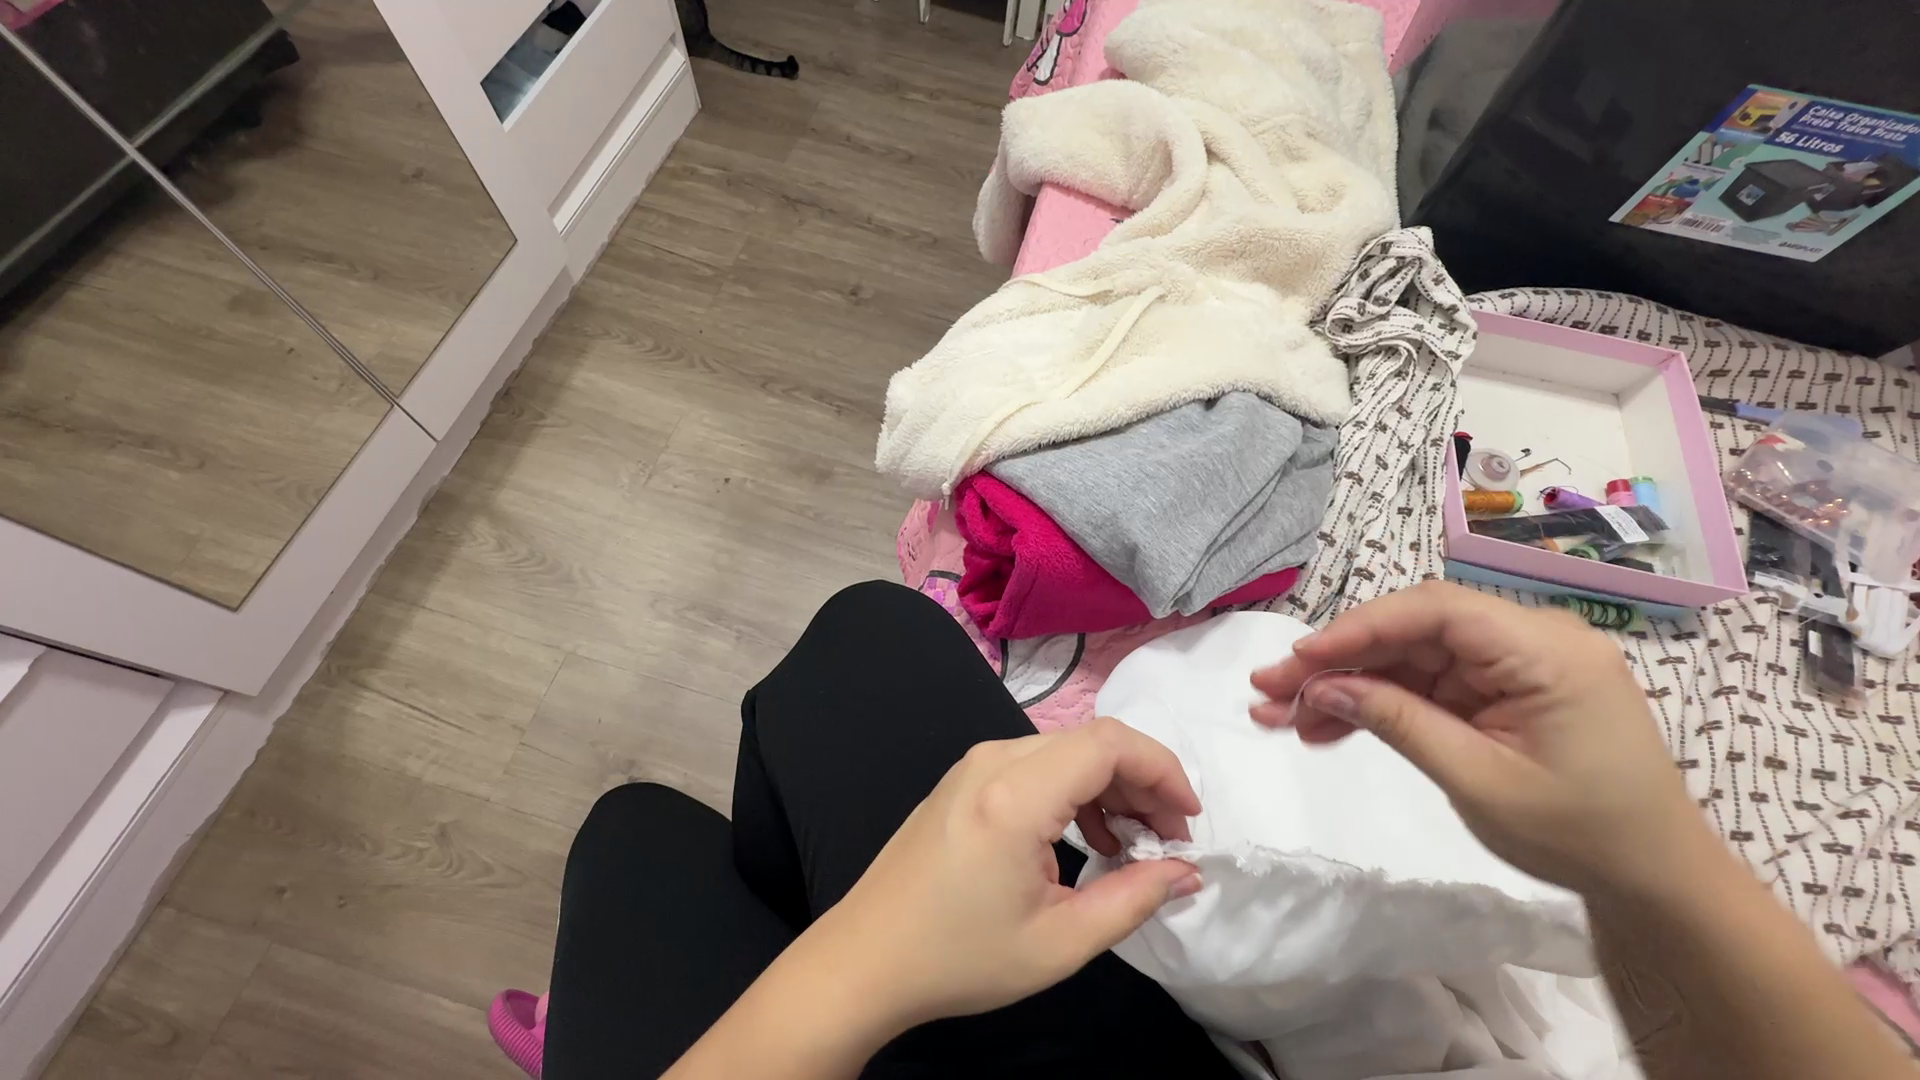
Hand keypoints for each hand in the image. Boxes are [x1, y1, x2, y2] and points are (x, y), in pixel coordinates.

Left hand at [806, 717, 1202, 1030]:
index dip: (1163, 770)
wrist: (866, 957)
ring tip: (1136, 843)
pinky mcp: (965, 779)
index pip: (1109, 744)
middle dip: (1143, 782)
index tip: (1188, 821)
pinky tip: (1089, 838)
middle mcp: (994, 761)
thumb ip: (1132, 899)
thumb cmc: (961, 957)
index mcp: (1015, 794)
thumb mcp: (1059, 942)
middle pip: (1091, 742)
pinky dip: (1075, 791)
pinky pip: (1036, 765)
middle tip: (1170, 840)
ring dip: (1111, 787)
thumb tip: (1184, 871)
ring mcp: (974, 765)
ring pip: (1065, 751)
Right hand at [1247, 581, 1715, 897]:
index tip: (1300, 657)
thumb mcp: (1479, 780)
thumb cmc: (1580, 834)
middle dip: (1337, 659)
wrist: (1653, 881)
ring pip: (1406, 657)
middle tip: (1269, 689)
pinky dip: (1376, 703)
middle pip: (1411, 630)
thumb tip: (1320, 686)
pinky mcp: (1496, 688)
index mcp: (1546, 651)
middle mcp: (1528, 640)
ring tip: (1282, 715)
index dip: (1359, 627)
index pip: (1436, 611)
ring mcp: (1510, 664)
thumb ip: (1398, 722)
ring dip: (1345, 684)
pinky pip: (1423, 683)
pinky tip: (1327, 726)